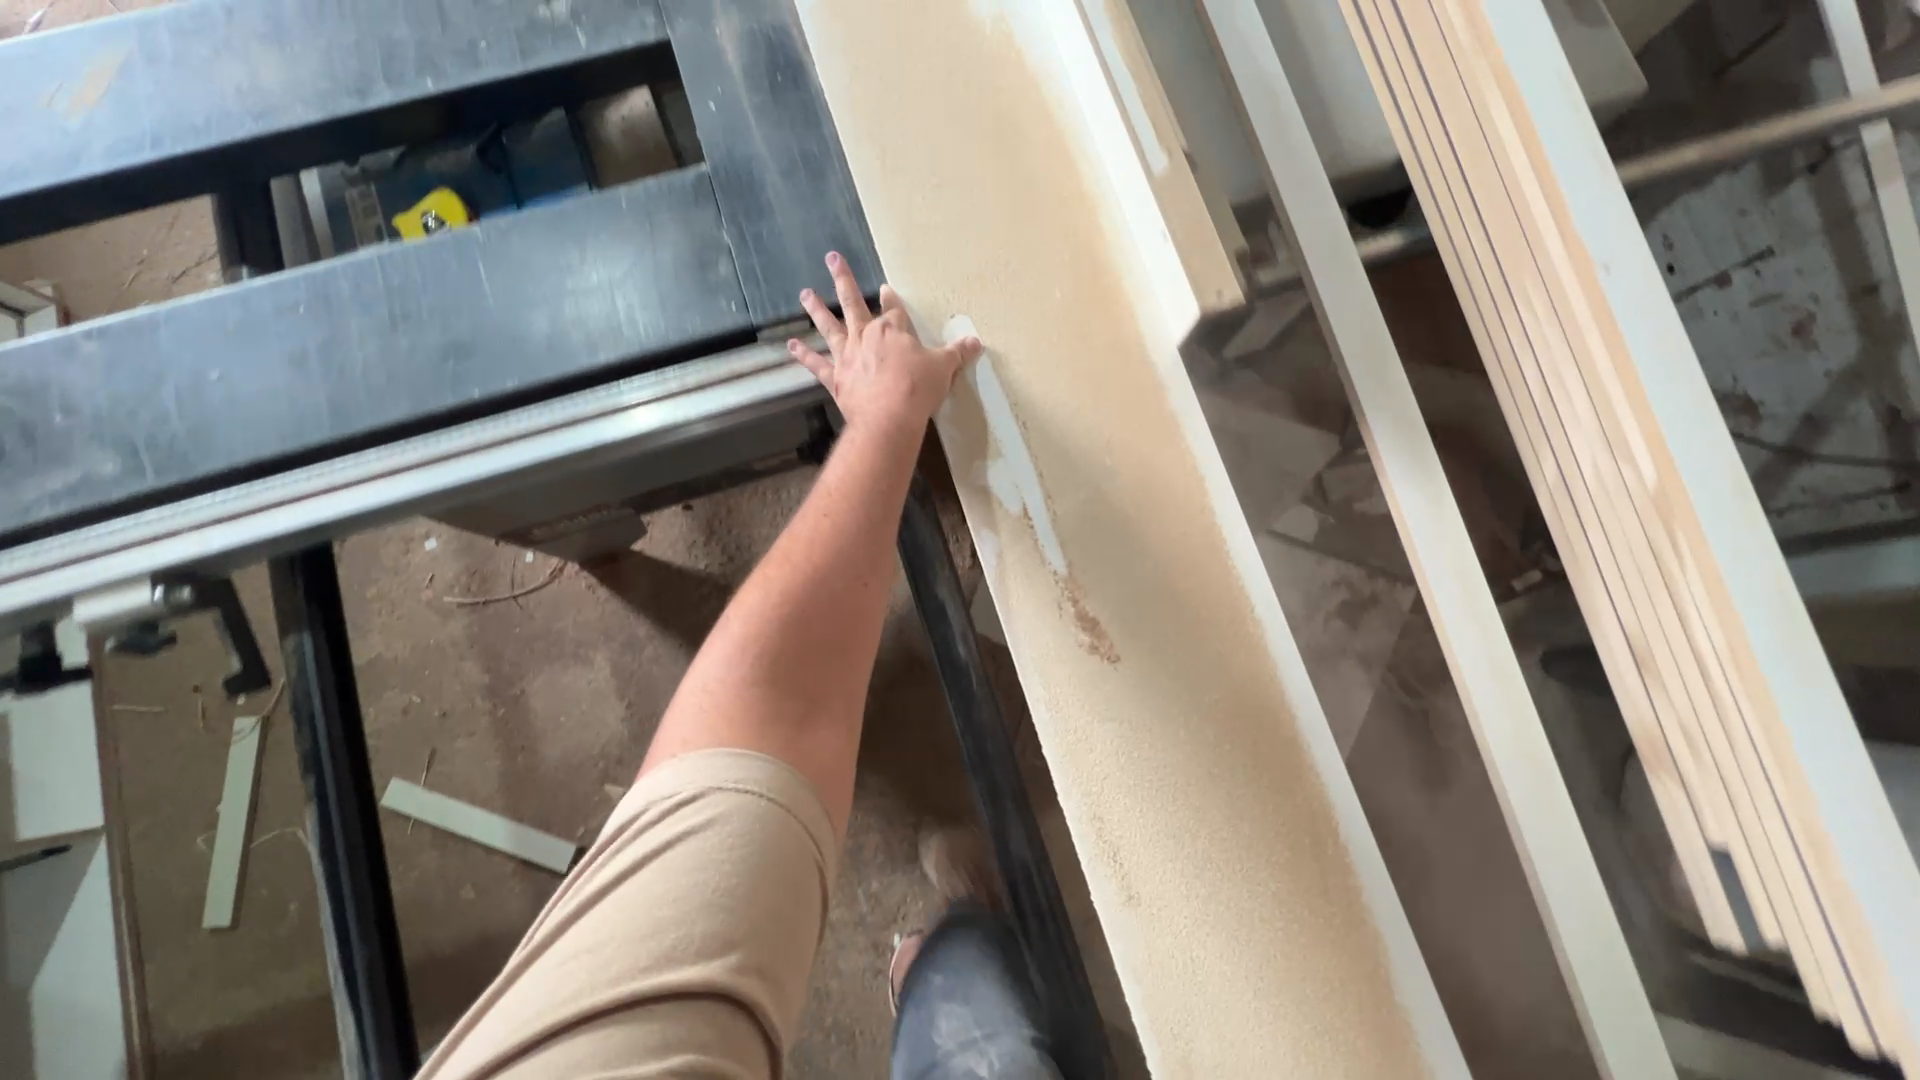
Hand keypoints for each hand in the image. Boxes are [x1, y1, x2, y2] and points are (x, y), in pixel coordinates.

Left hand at [789, 252, 981, 435]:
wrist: (888, 419)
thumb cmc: (917, 390)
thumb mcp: (943, 369)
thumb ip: (956, 354)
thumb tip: (975, 342)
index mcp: (893, 330)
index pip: (893, 308)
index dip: (892, 298)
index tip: (887, 288)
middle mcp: (866, 336)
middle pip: (853, 303)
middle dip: (843, 279)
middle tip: (831, 258)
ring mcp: (848, 356)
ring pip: (829, 326)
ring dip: (816, 309)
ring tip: (804, 293)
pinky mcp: (836, 378)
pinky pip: (817, 364)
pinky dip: (804, 355)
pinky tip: (792, 346)